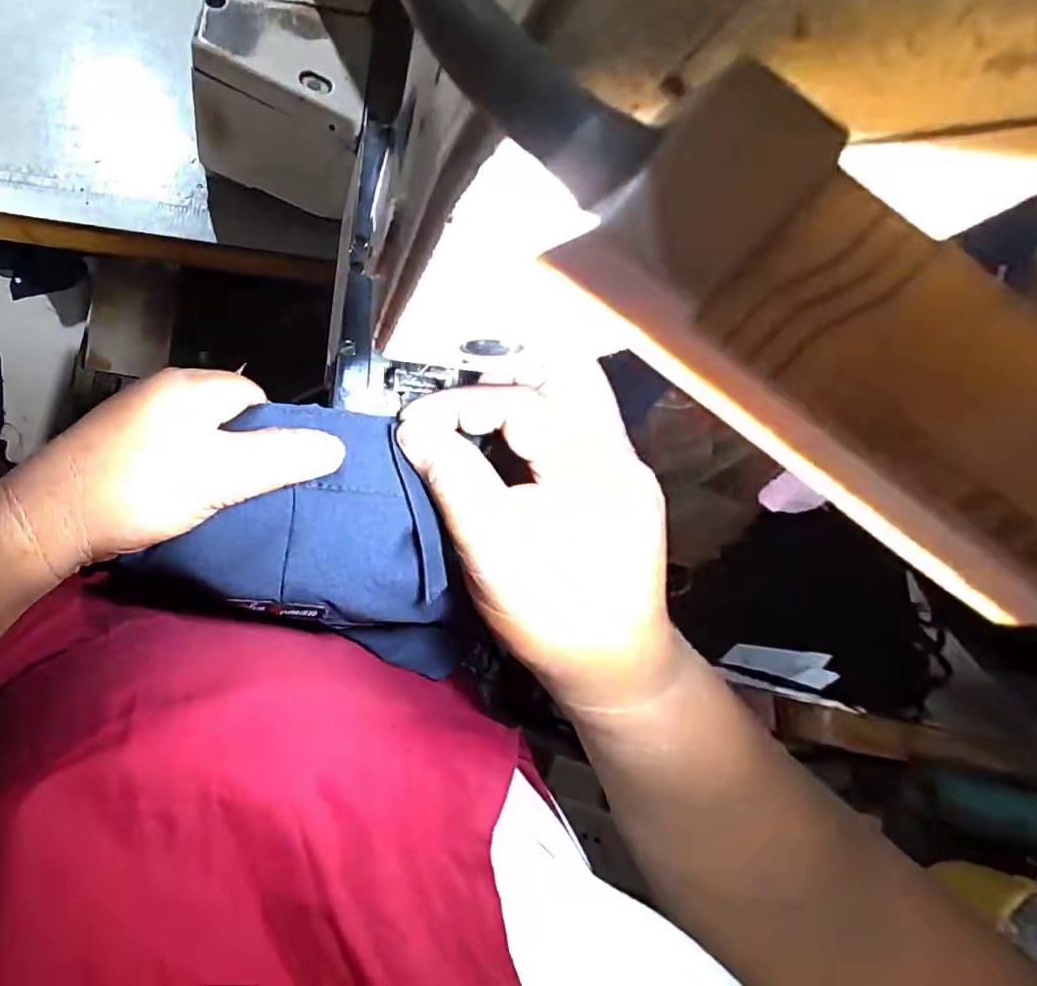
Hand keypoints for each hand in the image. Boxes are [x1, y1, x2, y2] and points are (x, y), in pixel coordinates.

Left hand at [0, 369, 345, 580]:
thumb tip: (335, 446)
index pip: (254, 396)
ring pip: (194, 429)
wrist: (49, 517)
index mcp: (191, 386)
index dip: (268, 432)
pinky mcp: (113, 437)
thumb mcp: (221, 476)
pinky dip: (177, 464)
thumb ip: (279, 459)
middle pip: (224, 411)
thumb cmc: (141, 490)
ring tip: (204, 494)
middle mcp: (162, 387)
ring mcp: (133, 411)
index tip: (263, 472)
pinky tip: (168, 492)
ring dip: (207, 457)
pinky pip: (165, 442)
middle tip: (236, 487)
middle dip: (237, 446)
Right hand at [396, 365, 681, 713]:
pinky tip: (503, 439)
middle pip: (567, 369)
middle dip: (502, 368)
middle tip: (450, 391)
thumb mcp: (492, 554)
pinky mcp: (618, 481)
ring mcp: (623, 465)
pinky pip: (576, 422)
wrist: (616, 666)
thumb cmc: (552, 616)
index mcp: (590, 465)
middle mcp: (617, 452)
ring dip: (521, 386)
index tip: (412, 426)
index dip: (457, 405)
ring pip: (576, 390)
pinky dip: (534, 414)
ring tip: (470, 407)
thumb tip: (414, 431)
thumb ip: (454, 483)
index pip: (518, 401)